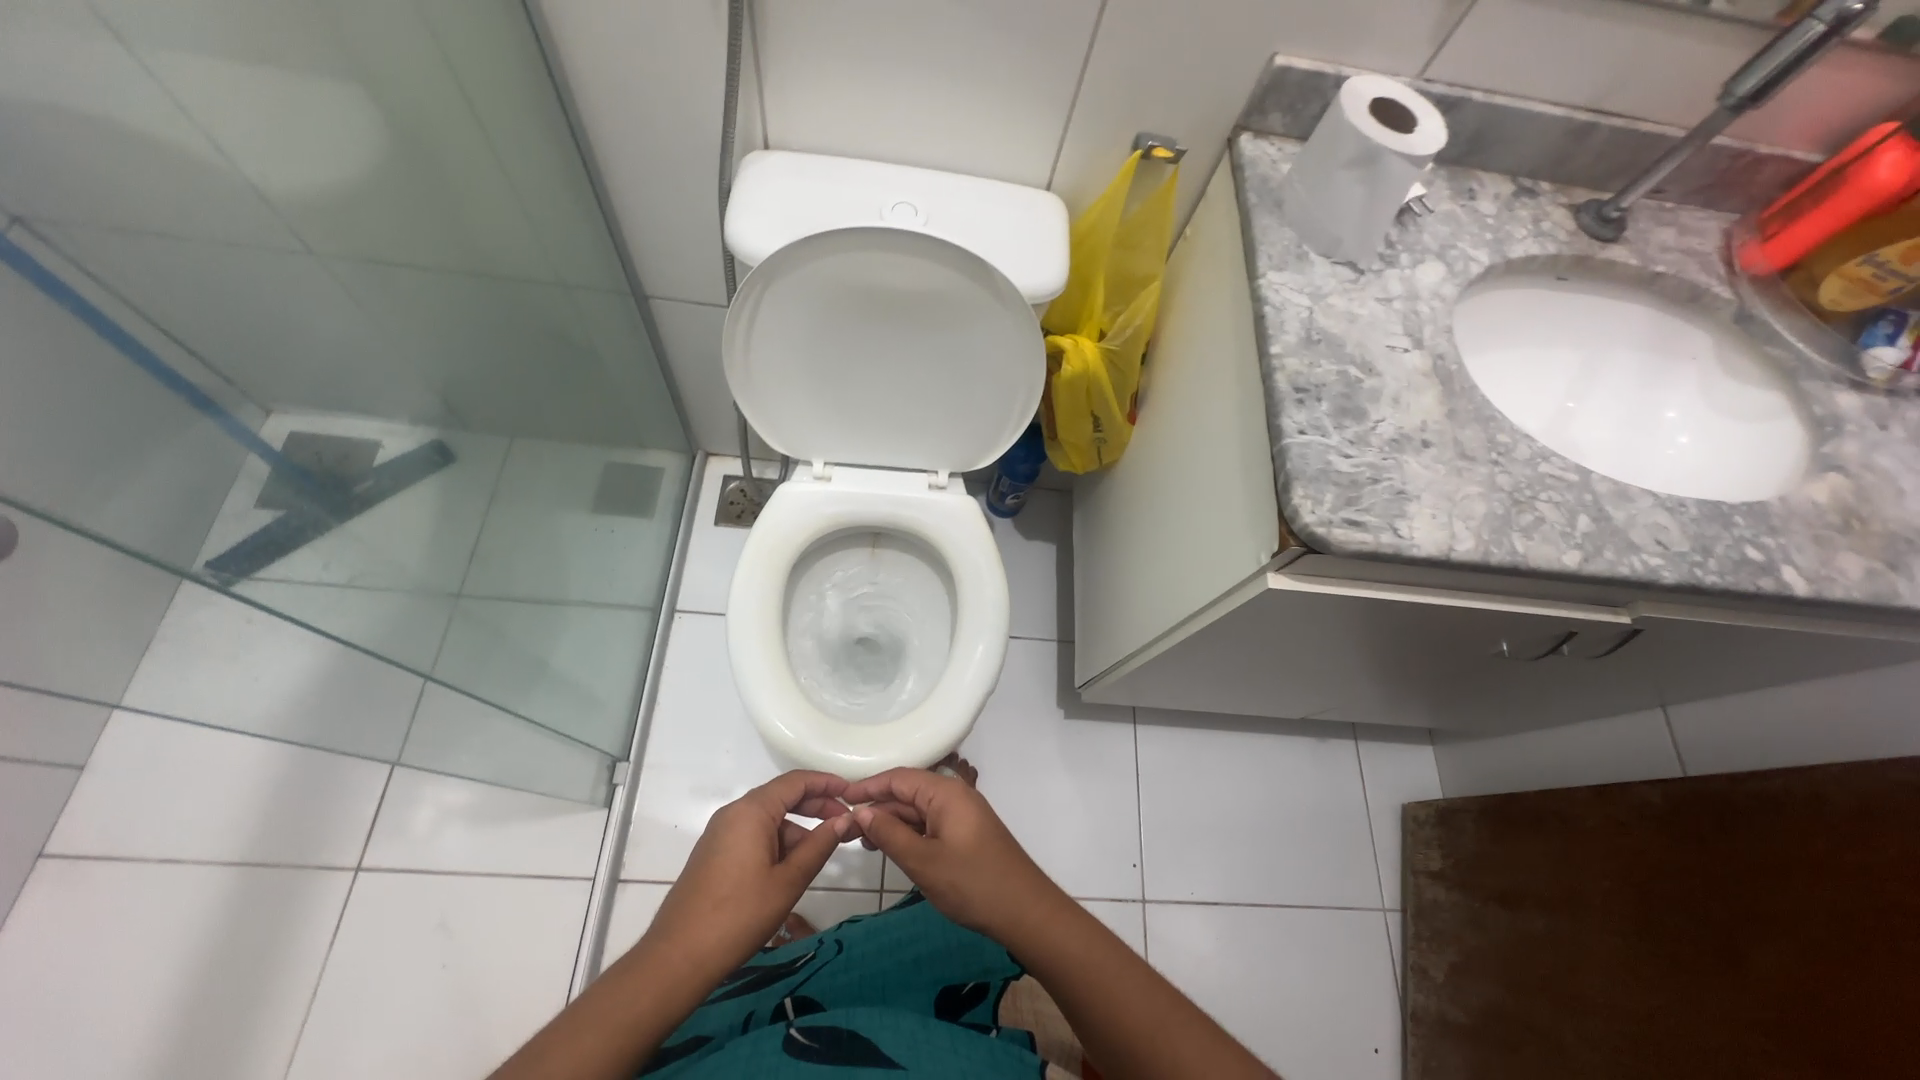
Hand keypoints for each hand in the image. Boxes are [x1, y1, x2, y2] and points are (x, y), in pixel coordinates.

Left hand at [642, 771, 857, 977]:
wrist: (679, 956)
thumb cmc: (740, 915)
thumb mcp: (788, 881)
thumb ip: (819, 846)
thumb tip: (844, 819)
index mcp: (751, 811)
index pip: (796, 781)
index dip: (827, 783)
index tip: (853, 793)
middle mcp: (734, 814)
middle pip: (782, 797)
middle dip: (816, 806)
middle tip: (846, 823)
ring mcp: (721, 834)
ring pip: (768, 820)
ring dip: (798, 830)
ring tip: (823, 854)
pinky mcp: (715, 854)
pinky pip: (753, 836)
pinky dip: (778, 843)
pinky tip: (793, 868)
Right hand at [842, 767, 1065, 940]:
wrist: (1025, 911)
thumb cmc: (972, 883)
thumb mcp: (923, 861)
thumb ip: (889, 834)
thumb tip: (862, 812)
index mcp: (946, 793)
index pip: (899, 778)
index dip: (868, 787)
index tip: (840, 798)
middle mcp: (955, 797)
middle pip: (908, 793)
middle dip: (878, 808)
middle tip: (845, 829)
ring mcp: (963, 816)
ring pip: (918, 811)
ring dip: (892, 823)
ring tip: (862, 842)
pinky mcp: (966, 835)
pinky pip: (930, 825)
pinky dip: (909, 834)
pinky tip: (892, 849)